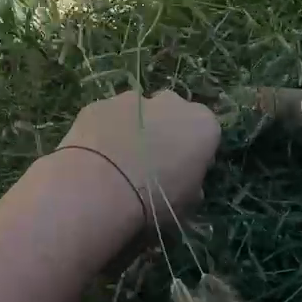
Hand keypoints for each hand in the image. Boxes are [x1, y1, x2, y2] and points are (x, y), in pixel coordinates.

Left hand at [51, 90, 220, 228]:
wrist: (101, 187)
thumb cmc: (155, 198)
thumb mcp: (188, 202)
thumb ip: (192, 183)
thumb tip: (184, 180)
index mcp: (203, 124)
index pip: (205, 135)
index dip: (194, 154)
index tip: (182, 173)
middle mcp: (172, 102)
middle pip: (173, 115)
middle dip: (165, 133)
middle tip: (150, 165)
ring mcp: (133, 99)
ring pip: (139, 113)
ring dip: (134, 130)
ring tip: (118, 162)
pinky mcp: (100, 104)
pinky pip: (108, 117)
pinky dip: (105, 132)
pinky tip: (96, 157)